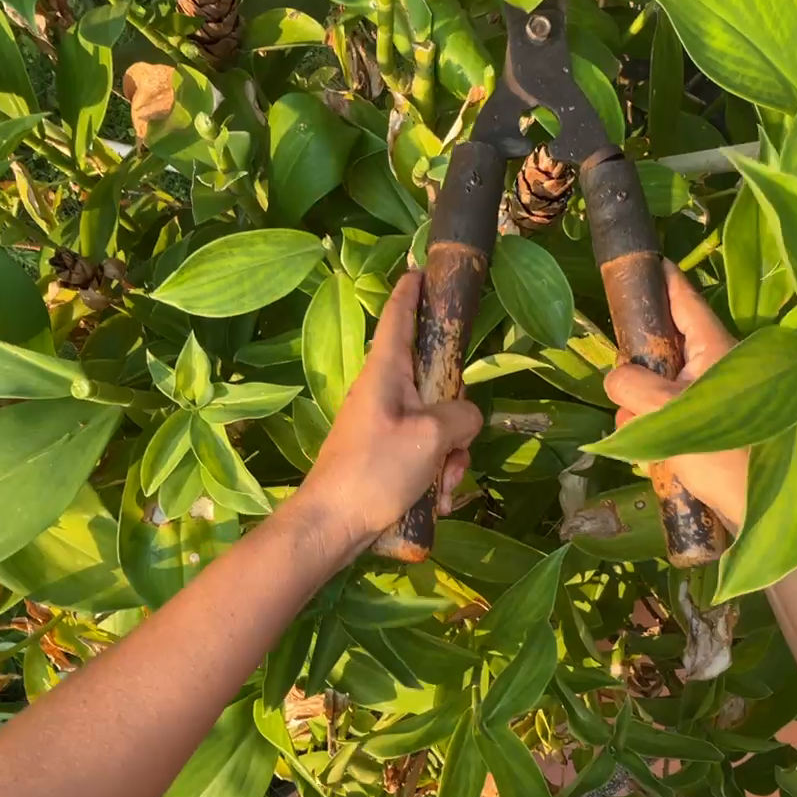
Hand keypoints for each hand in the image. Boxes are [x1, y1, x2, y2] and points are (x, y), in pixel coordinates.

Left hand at [287, 271, 482, 562]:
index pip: (398, 317)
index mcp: (385, 372)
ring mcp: (384, 425)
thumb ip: (461, 416)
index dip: (412, 292)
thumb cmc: (374, 470)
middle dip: (457, 417)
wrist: (331, 526)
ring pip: (437, 425)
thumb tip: (466, 419)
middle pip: (436, 382)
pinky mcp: (385, 455)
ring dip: (450, 456)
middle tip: (456, 448)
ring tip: (441, 485)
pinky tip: (433, 500)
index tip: (421, 270)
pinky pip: (425, 453)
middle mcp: (383, 392)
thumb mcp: (431, 437)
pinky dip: (435, 475)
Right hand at [602, 261, 749, 532]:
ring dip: (642, 409)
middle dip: (637, 370)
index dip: (659, 278)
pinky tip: (655, 454)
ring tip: (645, 437)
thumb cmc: (725, 453)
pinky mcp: (711, 424)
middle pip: (661, 346)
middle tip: (625, 393)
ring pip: (659, 385)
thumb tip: (616, 378)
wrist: (763, 512)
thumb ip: (631, 386)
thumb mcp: (667, 414)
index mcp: (715, 347)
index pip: (682, 297)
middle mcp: (717, 364)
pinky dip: (656, 429)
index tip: (640, 262)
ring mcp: (714, 395)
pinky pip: (670, 414)